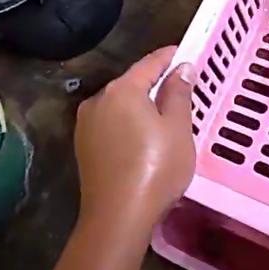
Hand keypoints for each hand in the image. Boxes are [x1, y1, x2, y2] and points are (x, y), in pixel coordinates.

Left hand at [75, 46, 196, 228]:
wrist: (118, 216)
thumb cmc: (156, 167)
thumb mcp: (178, 128)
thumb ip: (179, 93)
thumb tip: (182, 67)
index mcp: (122, 90)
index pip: (149, 64)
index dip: (168, 57)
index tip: (184, 53)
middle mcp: (98, 101)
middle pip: (131, 84)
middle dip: (154, 84)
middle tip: (180, 88)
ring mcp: (86, 125)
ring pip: (119, 106)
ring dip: (140, 106)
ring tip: (164, 116)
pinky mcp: (84, 148)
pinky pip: (111, 125)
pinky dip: (128, 124)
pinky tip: (142, 138)